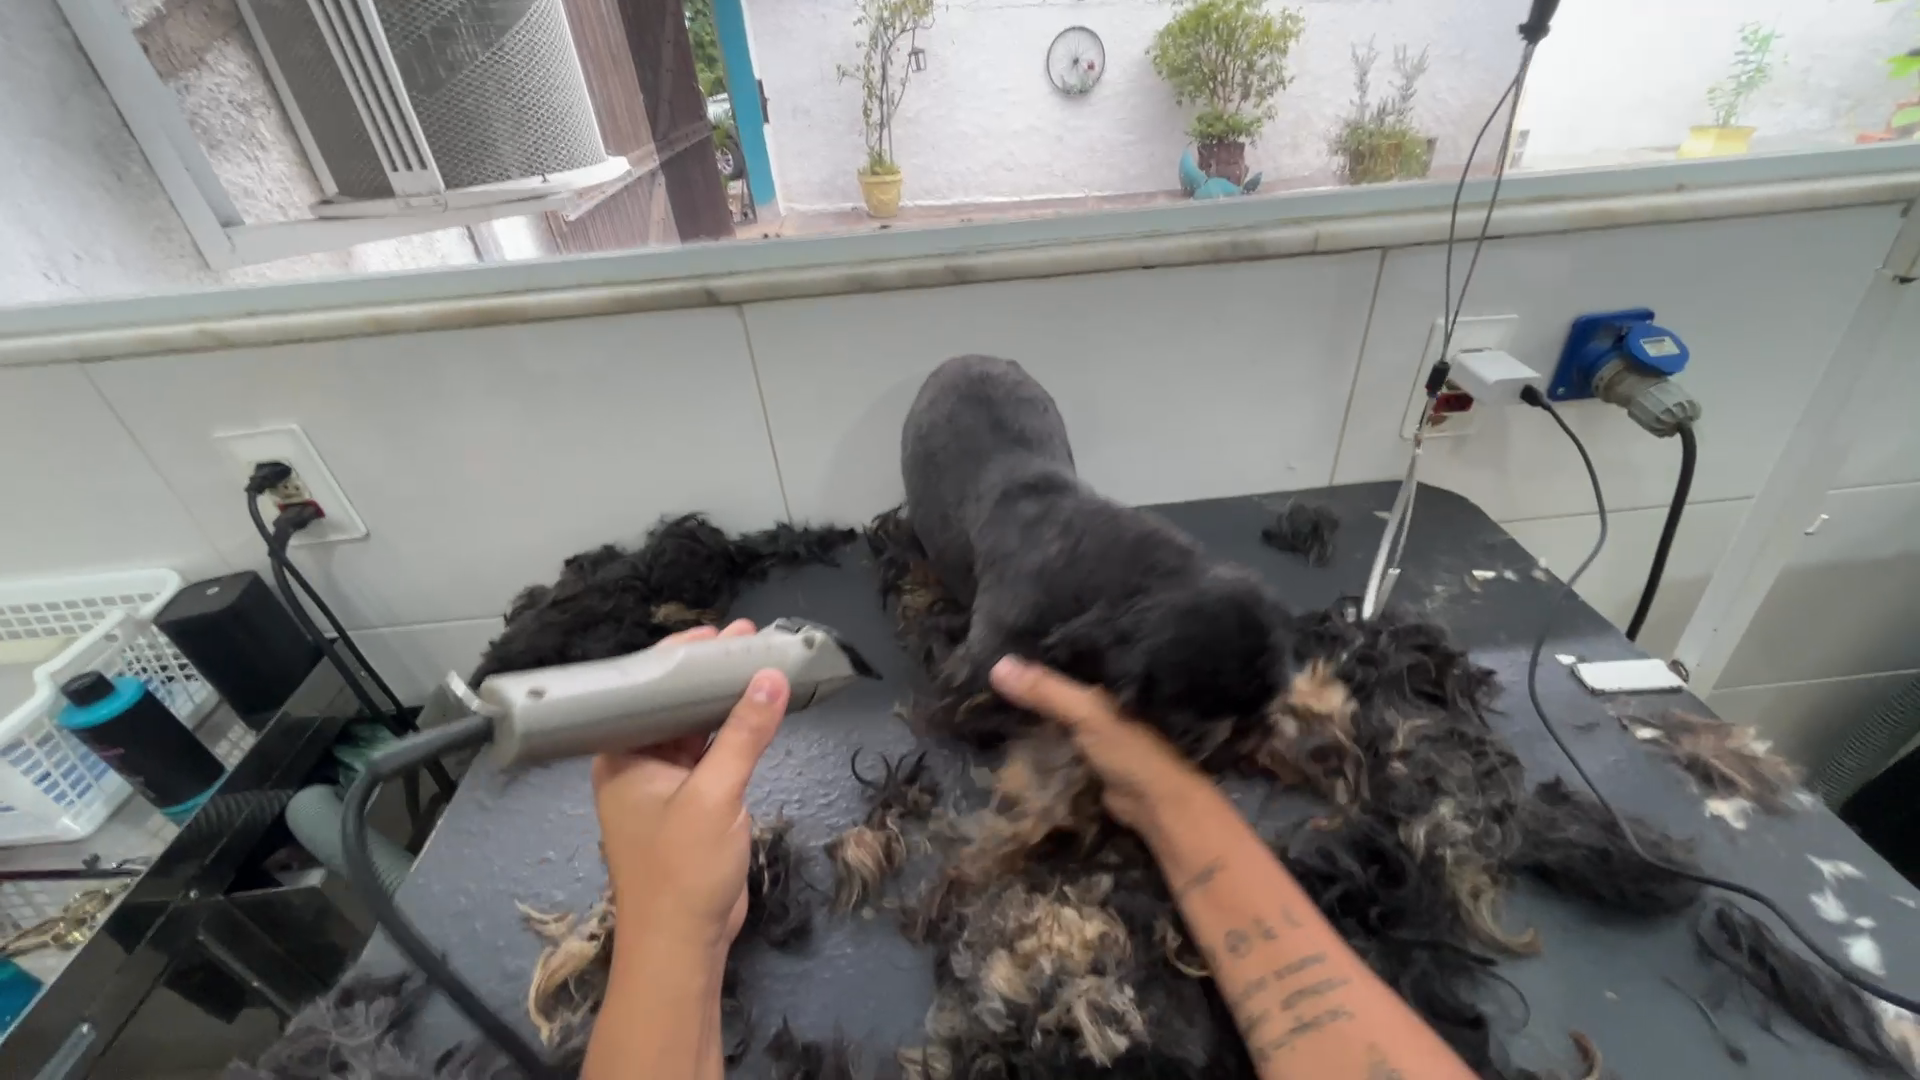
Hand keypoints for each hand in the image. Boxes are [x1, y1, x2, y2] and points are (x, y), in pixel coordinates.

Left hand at [592, 619, 789, 955]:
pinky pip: (714, 752)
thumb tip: (772, 676)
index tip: (718, 633)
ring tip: (761, 662)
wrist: (685, 945)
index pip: (647, 692)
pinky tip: (760, 708)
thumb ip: (744, 734)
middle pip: (675, 705)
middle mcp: (639, 763)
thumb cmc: (683, 869)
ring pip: (698, 727)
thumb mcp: (715, 796)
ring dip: (727, 699)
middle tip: (749, 638)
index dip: (680, 658)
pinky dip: (736, 730)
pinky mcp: (694, 801)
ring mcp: (667, 783)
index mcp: (622, 756)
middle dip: (711, 672)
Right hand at [988, 655, 1214, 835]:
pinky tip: (1004, 746)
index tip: (988, 654)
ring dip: (1024, 722)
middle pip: (1049, 698)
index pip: (1056, 668)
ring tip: (980, 712)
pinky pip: (1050, 753)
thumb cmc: (1127, 752)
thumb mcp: (1084, 713)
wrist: (1156, 808)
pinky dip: (1032, 749)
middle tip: (977, 684)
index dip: (1026, 662)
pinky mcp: (1082, 771)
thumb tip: (996, 665)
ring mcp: (1088, 743)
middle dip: (1020, 692)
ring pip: (1048, 725)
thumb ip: (1045, 691)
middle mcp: (1092, 713)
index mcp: (1097, 693)